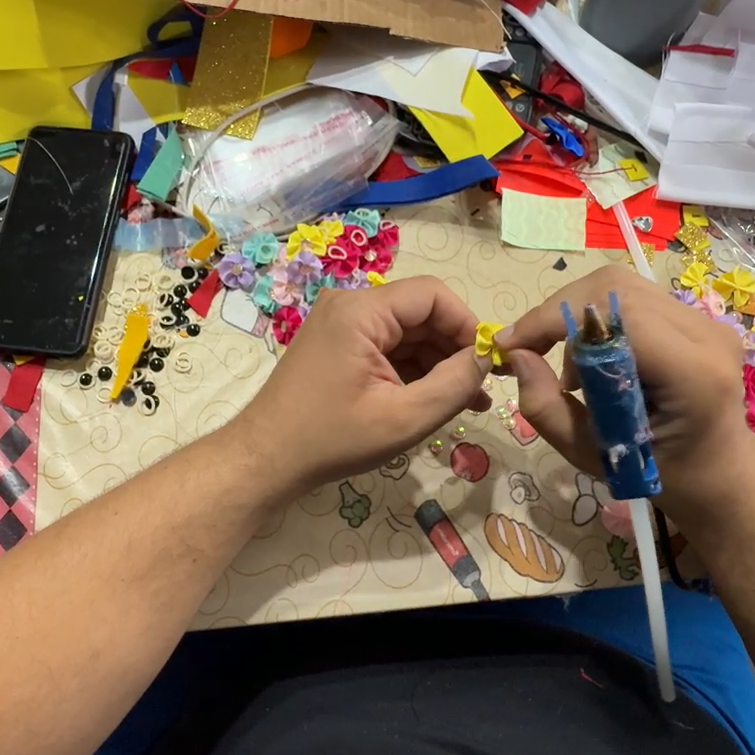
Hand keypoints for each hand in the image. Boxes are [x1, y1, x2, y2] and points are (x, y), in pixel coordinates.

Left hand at [234, 277, 489, 492]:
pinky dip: (412, 370)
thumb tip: (486, 359)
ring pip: (406, 332)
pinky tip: (434, 400)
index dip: (467, 325)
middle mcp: (349, 305)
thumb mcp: (404, 418)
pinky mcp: (338, 346)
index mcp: (361, 311)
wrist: (266, 459)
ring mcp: (340, 325)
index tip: (488, 364)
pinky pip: (386, 347)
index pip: (433, 295)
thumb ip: (454, 384)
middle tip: (482, 389)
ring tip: (467, 402)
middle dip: (454, 348)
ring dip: (436, 363)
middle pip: (420, 312)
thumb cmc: (332, 439)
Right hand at [495, 265, 754, 524]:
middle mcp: (706, 334)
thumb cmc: (659, 475)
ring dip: (572, 314)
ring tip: (562, 361)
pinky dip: (591, 318)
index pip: (615, 318)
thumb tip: (516, 356)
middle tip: (526, 350)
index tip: (511, 346)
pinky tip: (588, 356)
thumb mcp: (591, 457)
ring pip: (617, 286)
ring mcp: (705, 320)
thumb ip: (547, 409)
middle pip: (613, 289)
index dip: (554, 320)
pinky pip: (628, 297)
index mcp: (692, 375)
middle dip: (556, 313)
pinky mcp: (693, 316)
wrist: (721, 473)